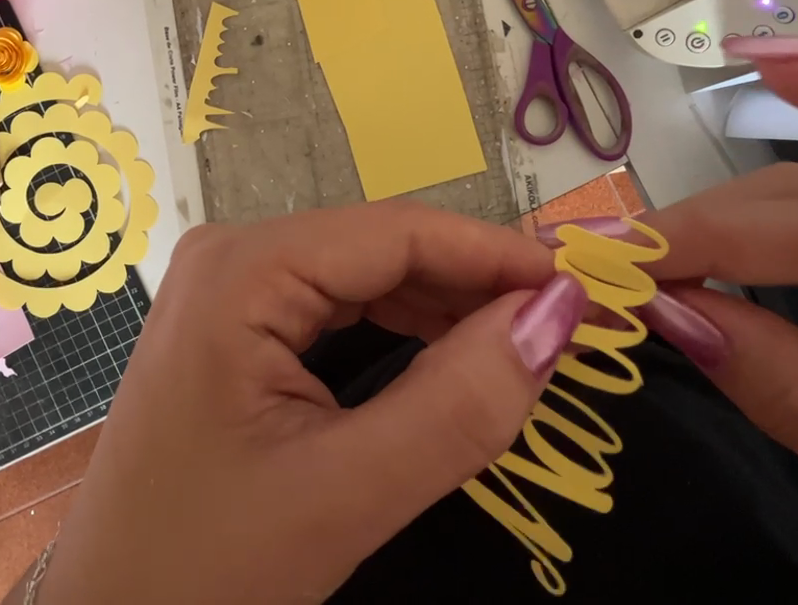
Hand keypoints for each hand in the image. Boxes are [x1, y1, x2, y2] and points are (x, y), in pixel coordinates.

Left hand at [33, 203, 585, 604]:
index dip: (497, 252)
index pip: (396, 232)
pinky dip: (400, 327)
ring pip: (362, 275)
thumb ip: (457, 404)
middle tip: (571, 326)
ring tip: (526, 342)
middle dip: (475, 282)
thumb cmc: (208, 565)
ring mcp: (228, 286)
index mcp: (242, 269)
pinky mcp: (234, 323)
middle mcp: (231, 254)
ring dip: (444, 305)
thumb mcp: (344, 493)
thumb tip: (557, 314)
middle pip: (379, 248)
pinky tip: (451, 352)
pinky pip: (334, 306)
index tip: (589, 287)